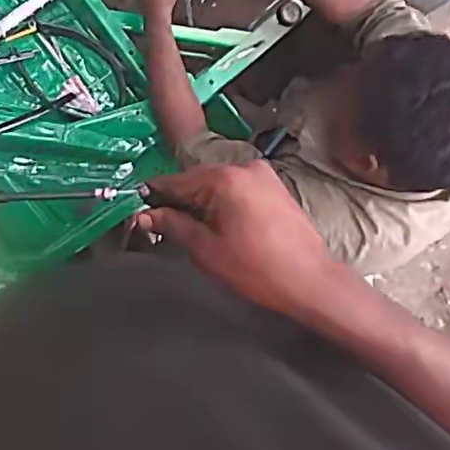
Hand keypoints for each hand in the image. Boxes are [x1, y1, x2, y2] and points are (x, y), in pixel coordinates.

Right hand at [137, 162, 347, 317]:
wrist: (312, 282)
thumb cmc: (258, 269)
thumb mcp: (206, 249)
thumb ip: (173, 225)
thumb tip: (144, 214)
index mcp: (225, 178)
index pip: (175, 182)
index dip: (153, 198)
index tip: (137, 211)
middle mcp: (244, 167)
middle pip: (196, 181)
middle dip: (178, 202)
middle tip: (162, 228)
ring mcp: (263, 176)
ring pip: (217, 185)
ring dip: (201, 204)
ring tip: (193, 233)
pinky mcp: (275, 188)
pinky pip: (236, 189)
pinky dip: (222, 204)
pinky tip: (219, 228)